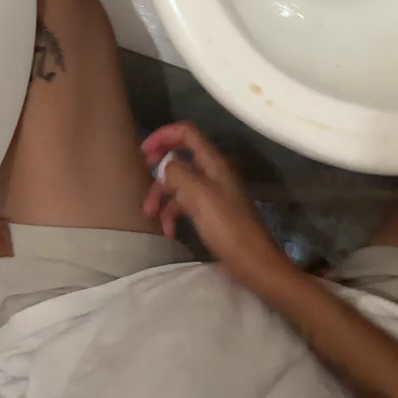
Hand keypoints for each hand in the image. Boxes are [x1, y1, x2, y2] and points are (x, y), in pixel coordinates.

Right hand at [141, 122, 294, 290]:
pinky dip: (173, 214)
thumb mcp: (199, 195)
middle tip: (143, 175)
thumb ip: (178, 173)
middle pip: (180, 158)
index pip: (187, 133)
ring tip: (149, 214)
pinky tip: (169, 231)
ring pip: (180, 184)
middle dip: (159, 168)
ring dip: (162, 196)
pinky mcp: (211, 214)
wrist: (254, 264)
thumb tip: (165, 166)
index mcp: (213, 162)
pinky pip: (186, 205)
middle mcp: (213, 173)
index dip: (164, 135)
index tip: (144, 151)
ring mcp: (212, 194)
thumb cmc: (227, 227)